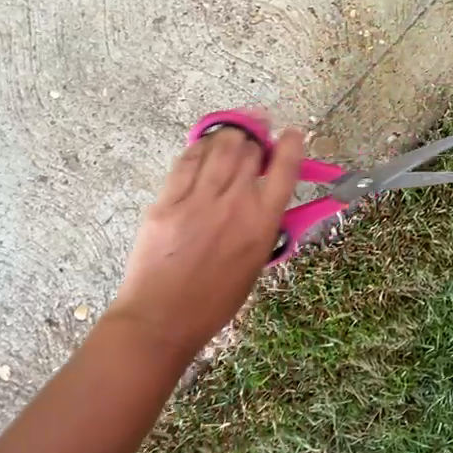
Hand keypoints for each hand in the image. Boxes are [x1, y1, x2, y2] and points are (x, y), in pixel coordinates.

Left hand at [104, 125, 304, 360]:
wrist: (162, 318)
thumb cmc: (216, 298)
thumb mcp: (258, 259)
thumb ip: (264, 220)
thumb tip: (266, 191)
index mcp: (263, 221)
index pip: (286, 166)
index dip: (291, 142)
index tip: (290, 134)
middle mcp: (235, 203)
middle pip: (250, 149)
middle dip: (256, 138)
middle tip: (255, 139)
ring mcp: (198, 200)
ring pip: (220, 147)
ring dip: (230, 136)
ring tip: (231, 136)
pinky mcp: (166, 202)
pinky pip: (187, 162)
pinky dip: (200, 148)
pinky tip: (204, 149)